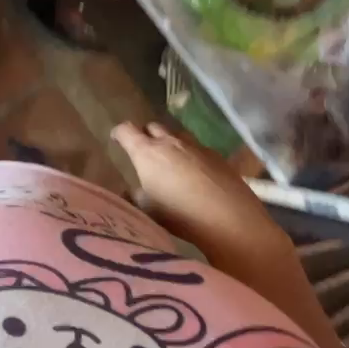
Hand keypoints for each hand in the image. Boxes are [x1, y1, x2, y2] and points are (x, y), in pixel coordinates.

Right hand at [111, 120, 289, 254]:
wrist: (231, 220)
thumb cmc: (181, 215)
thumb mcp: (147, 210)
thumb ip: (134, 196)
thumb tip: (128, 191)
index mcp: (146, 152)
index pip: (126, 130)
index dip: (119, 133)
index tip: (117, 139)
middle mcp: (169, 142)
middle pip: (152, 126)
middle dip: (146, 134)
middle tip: (145, 150)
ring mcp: (196, 146)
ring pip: (177, 134)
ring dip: (170, 141)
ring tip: (171, 158)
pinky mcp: (217, 155)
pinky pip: (198, 147)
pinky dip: (192, 154)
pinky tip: (197, 173)